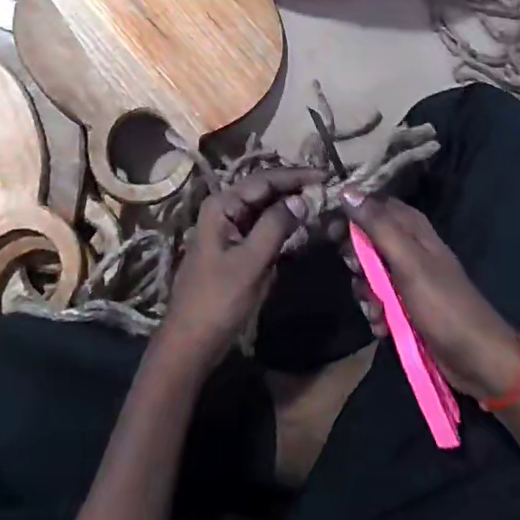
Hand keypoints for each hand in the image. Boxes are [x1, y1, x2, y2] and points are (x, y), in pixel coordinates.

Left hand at [160, 168, 318, 366]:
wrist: (191, 343)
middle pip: (265, 190)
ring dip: (291, 206)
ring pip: (265, 208)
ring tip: (321, 204)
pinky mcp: (235, 247)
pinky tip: (303, 227)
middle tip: (328, 190)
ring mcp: (228, 229)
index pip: (265, 179)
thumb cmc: (219, 300)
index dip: (296, 176)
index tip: (327, 175)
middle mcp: (224, 209)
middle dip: (295, 189)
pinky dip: (283, 225)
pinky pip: (262, 227)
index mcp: (223, 205)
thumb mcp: (251, 261)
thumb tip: (302, 198)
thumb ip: (276, 225)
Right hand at [340, 194, 519, 400]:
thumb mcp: (409, 262)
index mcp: (412, 227)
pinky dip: (377, 313)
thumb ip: (378, 227)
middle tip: (363, 276)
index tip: (331, 234)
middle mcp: (409, 246)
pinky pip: (378, 301)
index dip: (350, 216)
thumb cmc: (443, 305)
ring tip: (380, 311)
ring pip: (368, 275)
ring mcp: (407, 277)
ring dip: (367, 295)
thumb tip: (347, 191)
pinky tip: (385, 327)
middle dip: (358, 263)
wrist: (475, 358)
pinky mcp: (405, 303)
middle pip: (366, 242)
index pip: (372, 205)